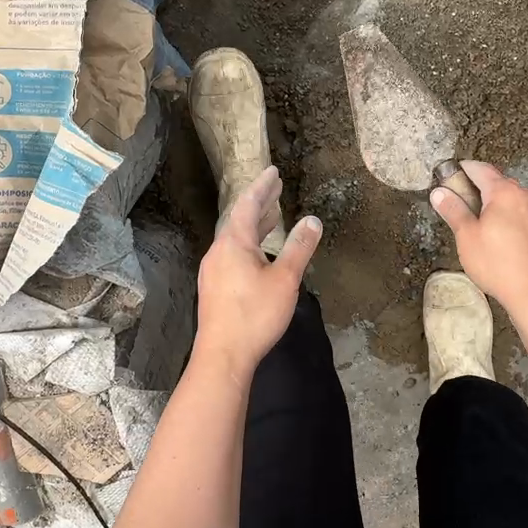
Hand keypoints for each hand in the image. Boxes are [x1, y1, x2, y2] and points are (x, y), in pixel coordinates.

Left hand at [193, 165, 321, 379]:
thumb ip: (299, 247)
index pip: (248, 205)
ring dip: (255, 224)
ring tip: (273, 215)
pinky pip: (233, 253)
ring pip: (236, 238)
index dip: (262, 187)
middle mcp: (219, 252)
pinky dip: (249, 243)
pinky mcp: (215, 287)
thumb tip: (313, 220)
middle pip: (239, 219)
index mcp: (233, 243)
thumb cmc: (255, 314)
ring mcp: (214, 270)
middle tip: (276, 187)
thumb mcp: (285, 279)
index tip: (273, 171)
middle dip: (260, 203)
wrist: (222, 356)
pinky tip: (260, 253)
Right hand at [430, 160, 527, 314]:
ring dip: (498, 203)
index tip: (451, 174)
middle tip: (463, 200)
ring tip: (483, 221)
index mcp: (504, 192)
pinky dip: (513, 218)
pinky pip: (526, 216)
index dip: (464, 169)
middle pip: (500, 182)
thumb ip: (453, 210)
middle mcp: (526, 196)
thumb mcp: (466, 236)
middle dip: (481, 187)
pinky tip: (505, 237)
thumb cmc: (496, 263)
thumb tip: (439, 193)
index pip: (481, 169)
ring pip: (515, 199)